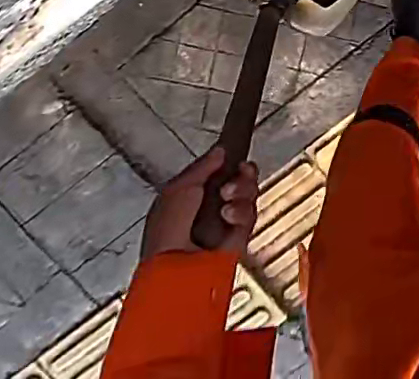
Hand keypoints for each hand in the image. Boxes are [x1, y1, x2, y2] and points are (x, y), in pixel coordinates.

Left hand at [141, 147, 257, 260]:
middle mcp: (211, 207)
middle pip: (241, 177)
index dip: (227, 160)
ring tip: (228, 196)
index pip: (218, 171)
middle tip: (240, 170)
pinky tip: (228, 214)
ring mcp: (225, 222)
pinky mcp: (239, 236)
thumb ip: (202, 166)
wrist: (176, 267)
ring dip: (242, 188)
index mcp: (192, 195)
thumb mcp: (179, 188)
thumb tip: (220, 150)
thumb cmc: (167, 231)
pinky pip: (250, 213)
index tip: (233, 153)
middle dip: (244, 171)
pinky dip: (242, 210)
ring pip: (249, 192)